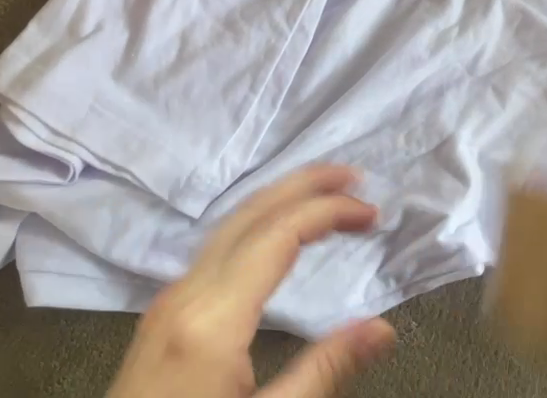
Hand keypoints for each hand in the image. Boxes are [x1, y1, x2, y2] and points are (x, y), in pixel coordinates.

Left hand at [105, 166, 395, 397]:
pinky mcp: (164, 313)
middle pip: (251, 212)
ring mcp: (170, 299)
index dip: (329, 211)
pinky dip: (258, 223)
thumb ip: (323, 370)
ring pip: (230, 223)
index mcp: (213, 316)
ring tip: (324, 195)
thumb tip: (383, 329)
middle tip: (354, 176)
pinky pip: (217, 245)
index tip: (371, 213)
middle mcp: (187, 291)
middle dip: (305, 184)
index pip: (279, 233)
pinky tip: (276, 235)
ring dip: (281, 199)